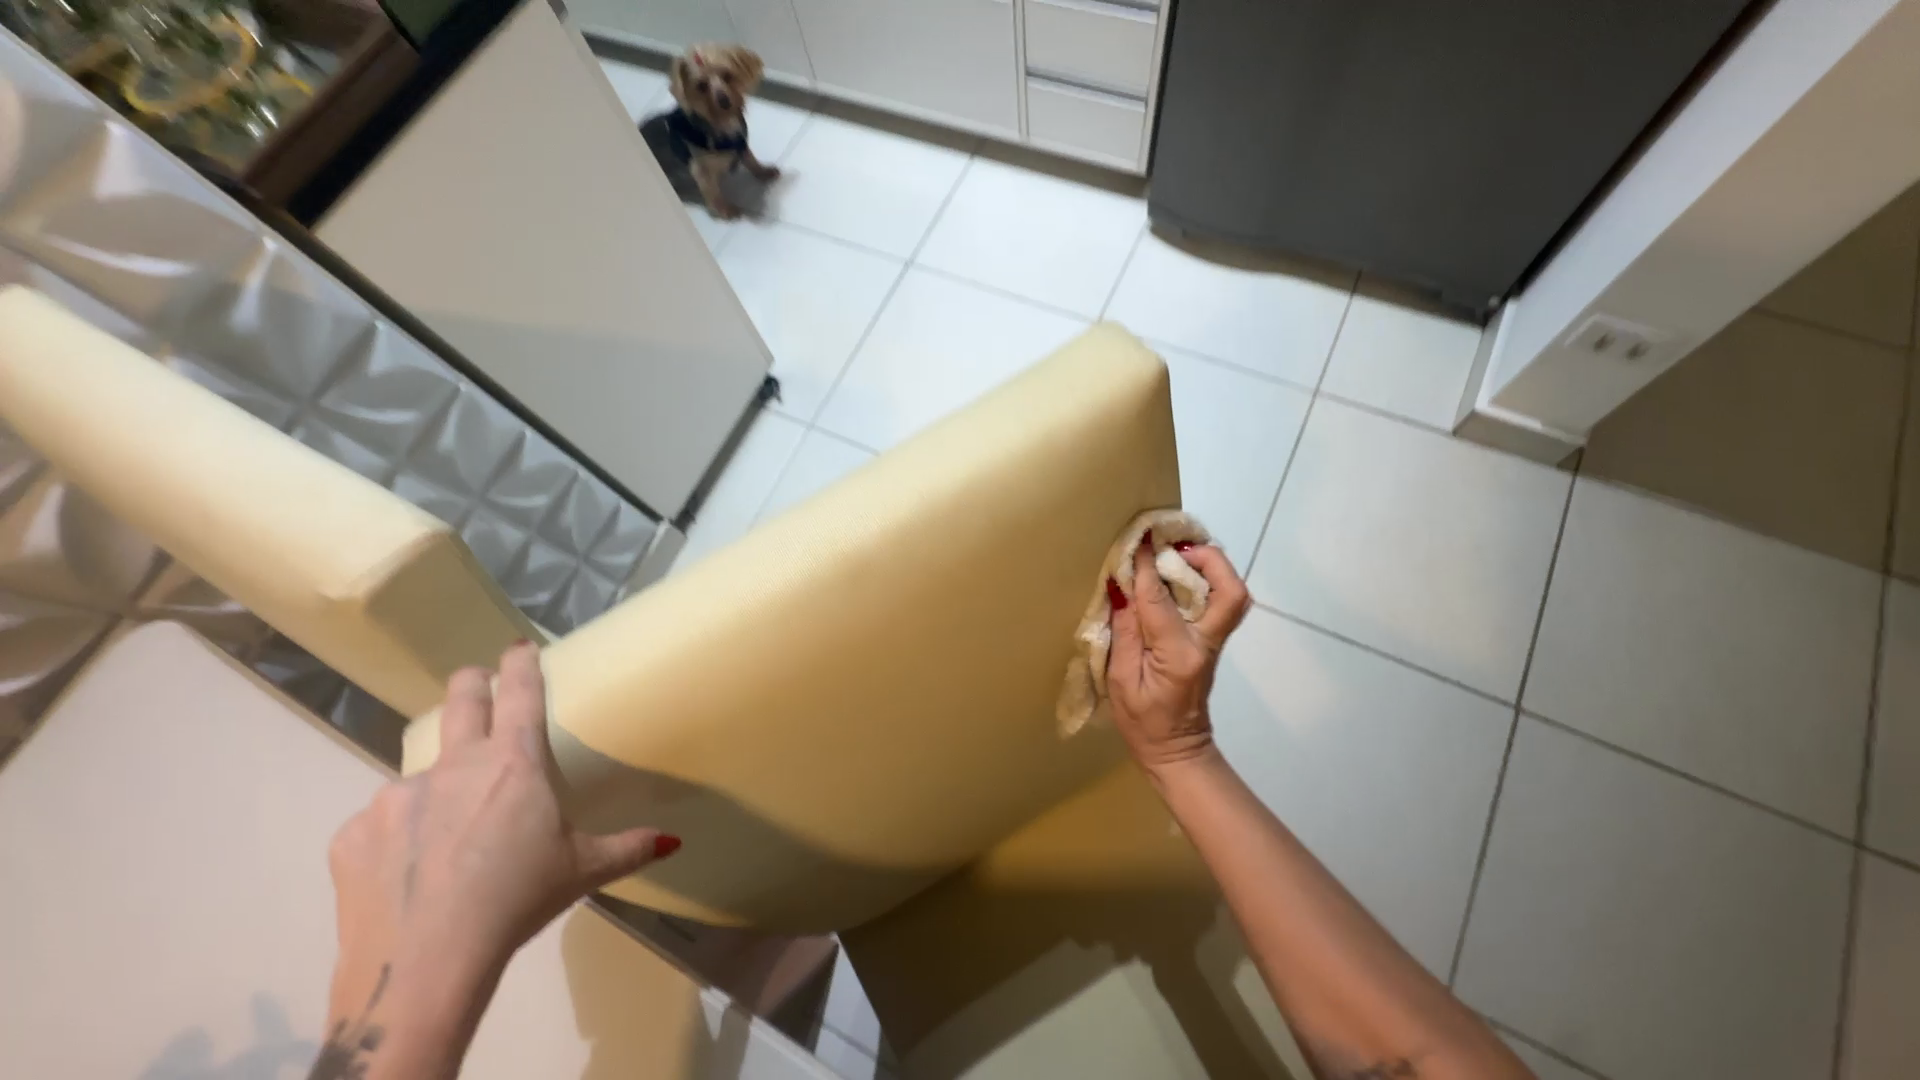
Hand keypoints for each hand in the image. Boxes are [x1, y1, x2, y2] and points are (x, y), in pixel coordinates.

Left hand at [324, 642, 677, 1024]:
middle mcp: (453, 766)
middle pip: (460, 701)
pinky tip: (408, 877)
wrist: (423, 966)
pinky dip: (397, 840)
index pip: (518, 693)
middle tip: (477, 682)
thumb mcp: (581, 872)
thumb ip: (628, 848)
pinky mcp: (352, 834)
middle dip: (471, 683)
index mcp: (513, 765)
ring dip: (438, 789)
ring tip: (446, 838)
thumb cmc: (518, 901)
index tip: (518, 647)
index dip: (520, 664)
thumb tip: (675, 841)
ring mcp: (395, 797)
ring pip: (421, 777)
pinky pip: (381, 826)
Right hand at [1107, 540, 1251, 775]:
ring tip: (1180, 553)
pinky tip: (1180, 575)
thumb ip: (1123, 632)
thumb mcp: (1120, 681)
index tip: (1137, 543)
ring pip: (1232, 594)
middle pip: (1229, 591)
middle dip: (1208, 559)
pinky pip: (1220, 602)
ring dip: (1212, 567)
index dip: (1146, 568)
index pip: (1160, 600)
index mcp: (1178, 655)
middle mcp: (1205, 644)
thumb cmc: (1142, 724)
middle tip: (1176, 544)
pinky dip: (1206, 580)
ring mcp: (1214, 643)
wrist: (1177, 752)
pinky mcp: (1212, 642)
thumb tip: (1121, 589)